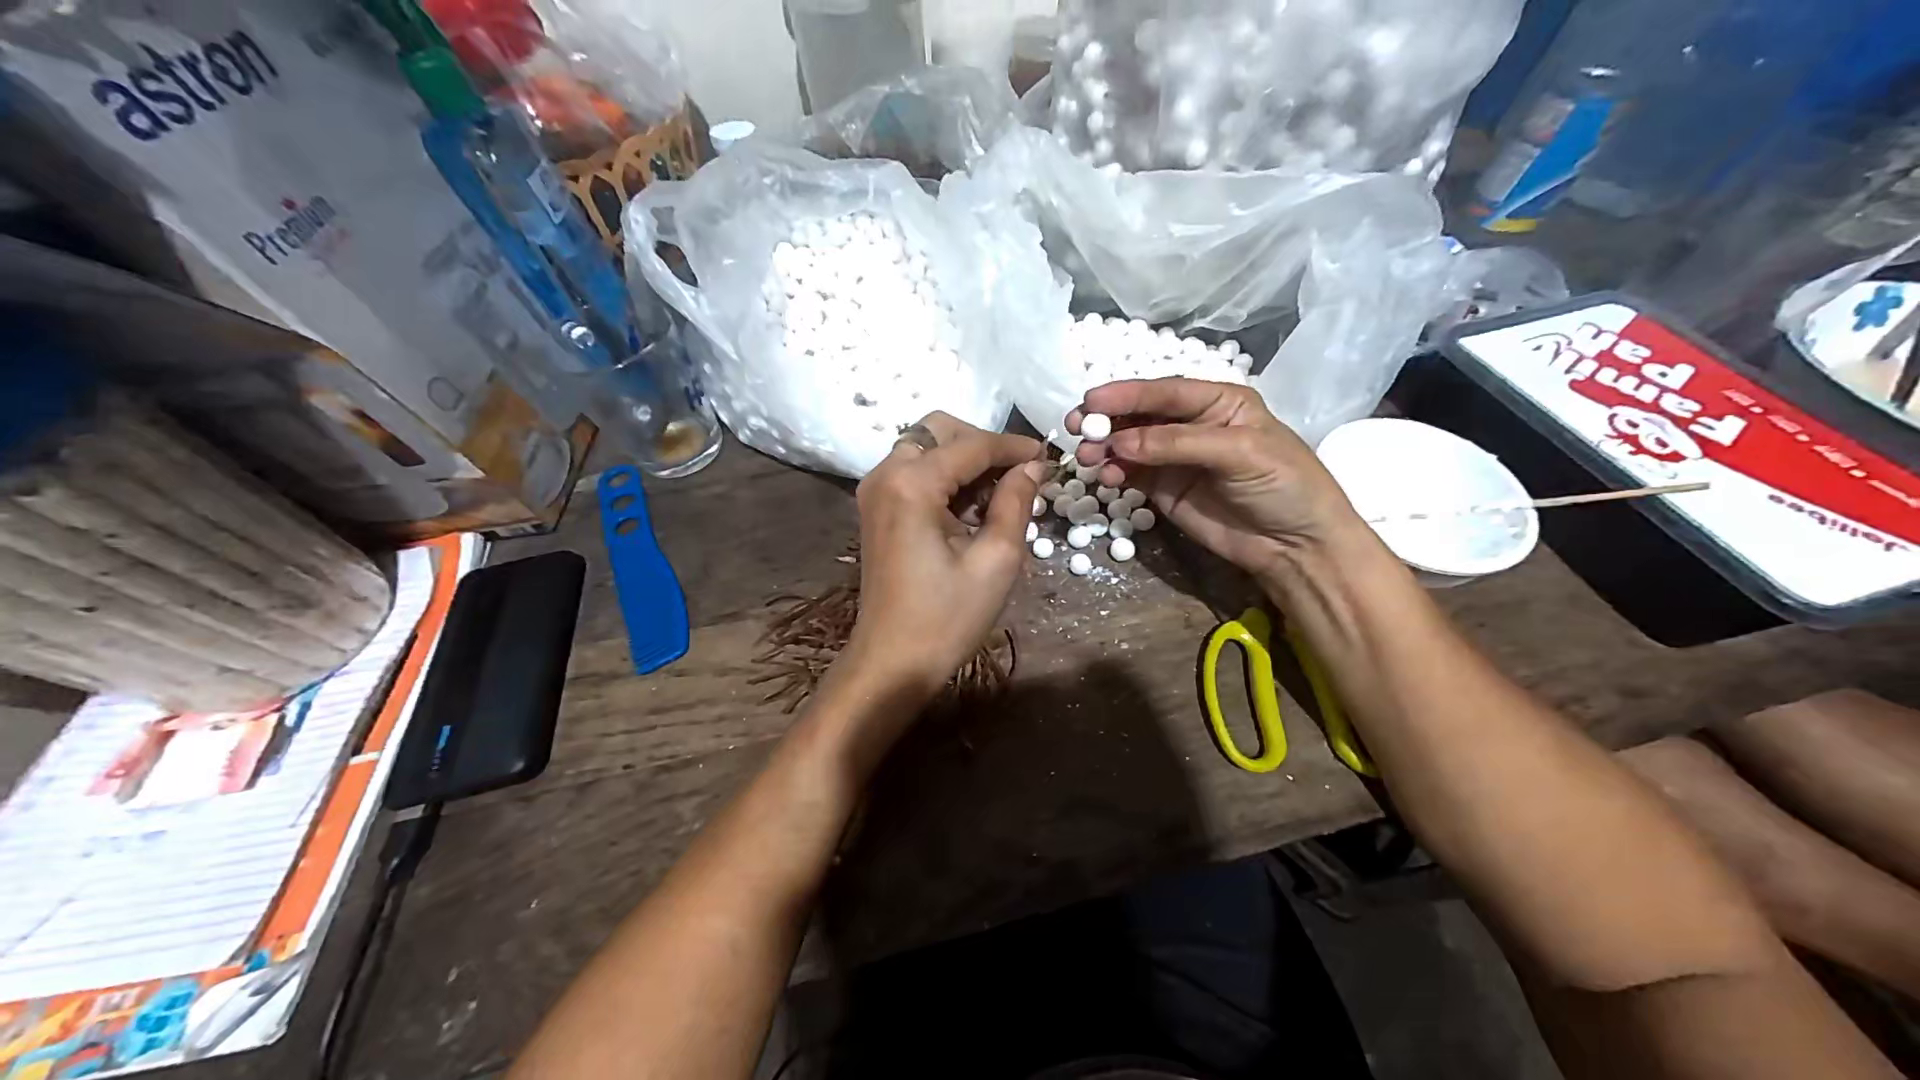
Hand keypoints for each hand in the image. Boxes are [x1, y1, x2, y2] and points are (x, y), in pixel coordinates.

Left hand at [844, 412, 1045, 700]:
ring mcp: (875, 492)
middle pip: (939, 431)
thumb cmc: (948, 617)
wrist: (893, 661)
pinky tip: (973, 508)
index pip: (972, 445)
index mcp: (912, 484)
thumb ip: (1015, 502)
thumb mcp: (996, 560)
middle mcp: (885, 475)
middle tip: (1020, 475)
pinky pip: (914, 473)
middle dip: (983, 444)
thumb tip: (1033, 466)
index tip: (1049, 455)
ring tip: (1001, 495)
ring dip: (964, 461)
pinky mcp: (877, 509)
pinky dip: (945, 478)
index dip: (1014, 447)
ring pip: (926, 448)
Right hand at [1067, 378, 1370, 579]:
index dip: (1127, 394)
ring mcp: (1175, 457)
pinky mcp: (1164, 488)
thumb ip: (1178, 443)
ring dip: (1105, 448)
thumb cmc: (1282, 485)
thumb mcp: (1239, 453)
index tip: (1092, 401)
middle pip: (1141, 414)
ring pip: (1130, 444)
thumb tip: (1121, 442)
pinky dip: (1115, 473)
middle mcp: (1192, 424)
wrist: (1295, 545)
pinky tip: (1108, 478)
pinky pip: (1131, 473)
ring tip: (1088, 458)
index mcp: (1218, 402)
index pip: (1166, 392)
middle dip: (1107, 419)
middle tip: (1077, 427)